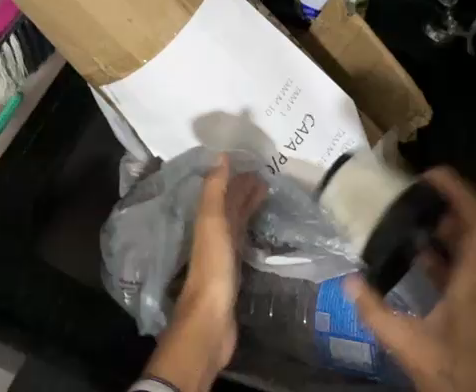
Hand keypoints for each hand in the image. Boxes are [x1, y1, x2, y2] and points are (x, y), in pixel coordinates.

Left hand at [142, 154, 268, 391]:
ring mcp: (224, 254)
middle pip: (231, 206)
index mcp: (208, 220)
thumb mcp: (211, 223)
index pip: (224, 191)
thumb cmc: (212, 267)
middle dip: (245, 190)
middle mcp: (214, 234)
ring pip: (237, 222)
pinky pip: (244, 242)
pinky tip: (261, 231)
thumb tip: (220, 156)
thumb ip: (214, 190)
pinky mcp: (235, 274)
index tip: (257, 164)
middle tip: (267, 178)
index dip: (237, 177)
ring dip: (249, 208)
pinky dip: (252, 230)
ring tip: (267, 196)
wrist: (210, 320)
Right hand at [349, 168, 475, 391]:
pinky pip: (462, 263)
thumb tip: (348, 280)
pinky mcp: (475, 304)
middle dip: (445, 202)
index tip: (429, 174)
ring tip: (407, 213)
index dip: (457, 191)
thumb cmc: (455, 374)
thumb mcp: (409, 346)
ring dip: (443, 226)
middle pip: (473, 225)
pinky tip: (413, 254)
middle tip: (411, 190)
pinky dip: (441, 251)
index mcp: (475, 279)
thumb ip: (376, 313)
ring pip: (468, 244)